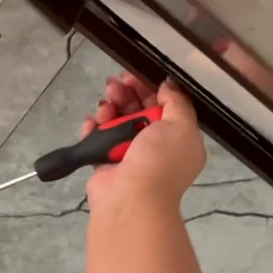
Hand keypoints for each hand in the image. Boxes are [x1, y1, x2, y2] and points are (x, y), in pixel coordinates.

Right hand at [83, 73, 204, 213]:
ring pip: (116, 121)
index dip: (149, 86)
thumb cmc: (159, 160)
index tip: (134, 75)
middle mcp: (155, 144)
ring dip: (108, 109)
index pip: (164, 103)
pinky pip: (98, 138)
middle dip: (125, 94)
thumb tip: (168, 85)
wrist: (130, 197)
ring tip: (104, 109)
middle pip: (138, 109)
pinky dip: (93, 128)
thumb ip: (177, 102)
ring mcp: (129, 153)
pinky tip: (91, 122)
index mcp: (178, 136)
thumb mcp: (181, 126)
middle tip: (114, 84)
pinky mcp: (105, 160)